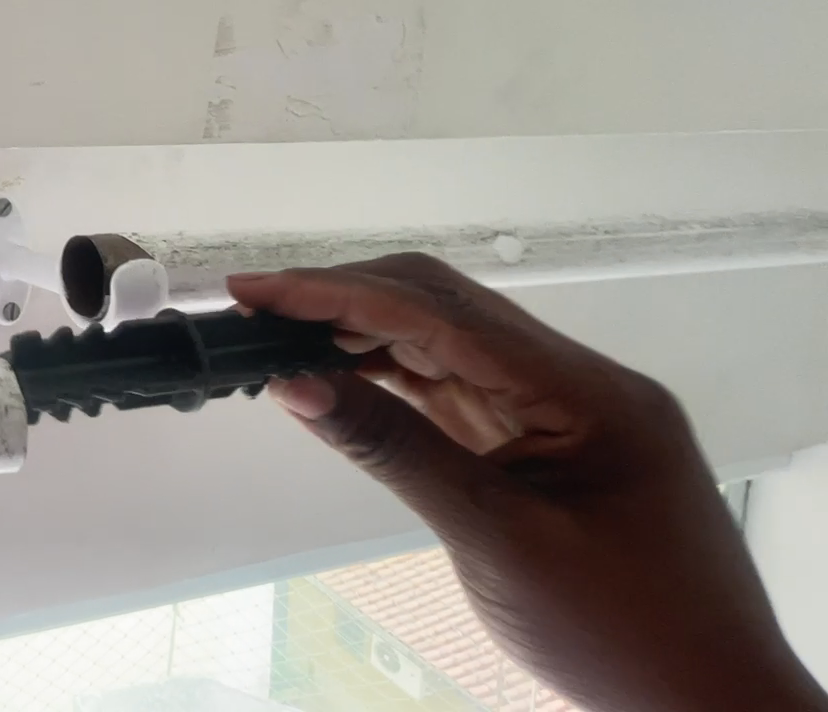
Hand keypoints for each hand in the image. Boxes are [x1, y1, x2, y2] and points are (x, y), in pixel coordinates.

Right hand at [229, 255, 826, 711]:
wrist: (706, 707)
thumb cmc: (622, 635)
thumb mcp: (494, 539)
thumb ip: (389, 447)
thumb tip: (291, 384)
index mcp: (585, 392)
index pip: (436, 315)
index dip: (335, 295)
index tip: (255, 291)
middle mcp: (567, 377)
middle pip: (435, 300)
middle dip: (338, 294)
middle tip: (254, 306)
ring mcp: (544, 398)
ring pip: (429, 328)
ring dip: (349, 323)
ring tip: (275, 331)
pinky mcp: (519, 422)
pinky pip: (433, 371)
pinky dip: (372, 362)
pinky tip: (326, 367)